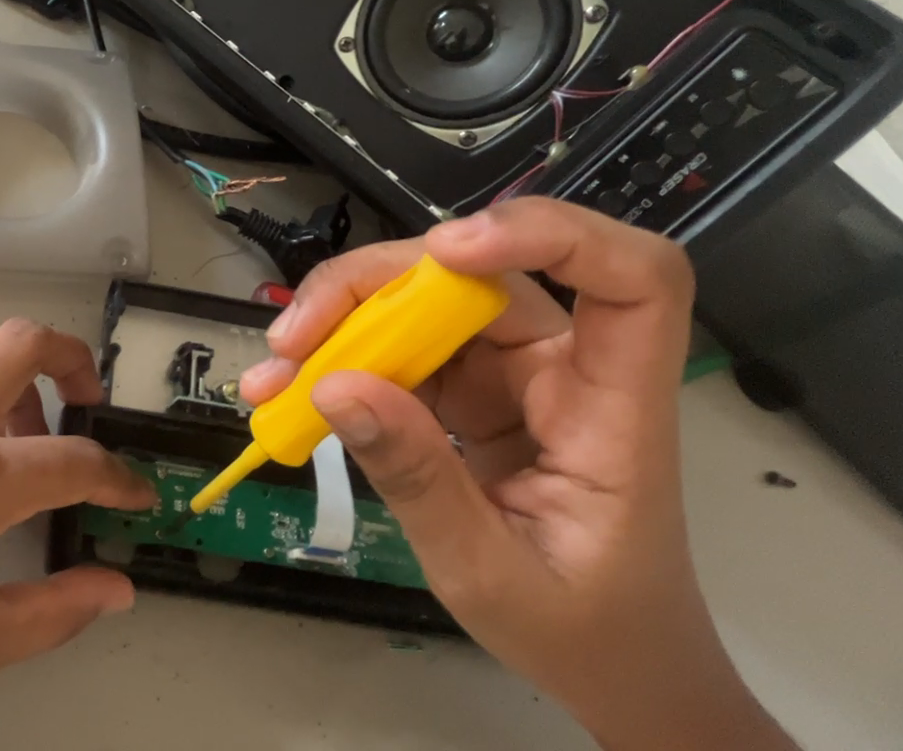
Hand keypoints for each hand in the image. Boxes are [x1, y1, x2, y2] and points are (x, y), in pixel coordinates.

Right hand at [241, 198, 793, 750]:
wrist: (608, 666)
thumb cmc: (583, 631)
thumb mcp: (488, 573)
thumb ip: (419, 481)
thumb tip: (334, 387)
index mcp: (612, 408)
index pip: (630, 279)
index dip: (549, 235)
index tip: (445, 250)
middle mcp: (563, 369)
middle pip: (478, 277)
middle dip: (373, 287)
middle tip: (292, 338)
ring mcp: (511, 375)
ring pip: (423, 304)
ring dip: (338, 323)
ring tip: (272, 373)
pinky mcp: (468, 391)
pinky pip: (397, 349)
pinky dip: (337, 362)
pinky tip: (286, 389)